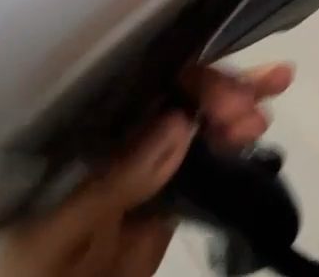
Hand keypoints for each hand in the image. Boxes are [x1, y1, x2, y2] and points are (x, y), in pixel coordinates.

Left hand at [0, 64, 294, 276]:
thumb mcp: (55, 236)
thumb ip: (113, 181)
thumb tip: (179, 120)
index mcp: (80, 134)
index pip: (142, 86)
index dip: (190, 82)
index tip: (227, 98)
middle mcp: (115, 138)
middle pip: (178, 96)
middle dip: (223, 92)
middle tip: (256, 110)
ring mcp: (144, 164)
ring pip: (198, 120)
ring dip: (238, 109)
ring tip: (264, 117)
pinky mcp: (168, 192)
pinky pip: (207, 155)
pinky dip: (234, 141)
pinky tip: (257, 132)